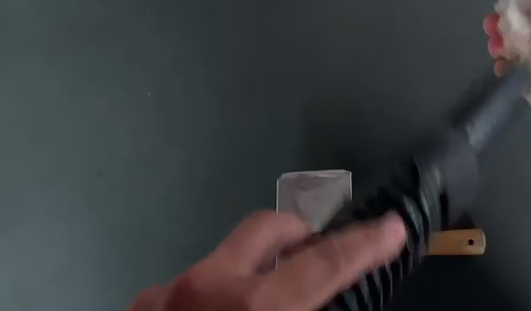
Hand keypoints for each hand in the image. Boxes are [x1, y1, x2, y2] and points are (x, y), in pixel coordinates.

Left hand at [129, 211, 405, 310]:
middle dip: (299, 234)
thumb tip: (323, 299)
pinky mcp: (138, 309)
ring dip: (249, 273)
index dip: (365, 244)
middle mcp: (210, 286)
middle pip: (269, 228)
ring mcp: (165, 294)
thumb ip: (307, 310)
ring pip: (222, 258)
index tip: (393, 227)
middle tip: (317, 254)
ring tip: (262, 305)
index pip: (326, 263)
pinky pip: (184, 288)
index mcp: (254, 309)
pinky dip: (208, 300)